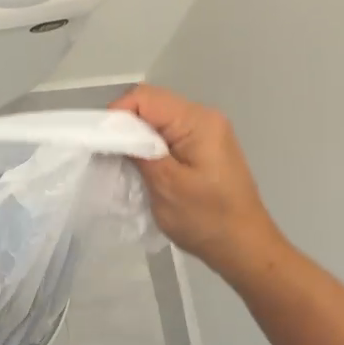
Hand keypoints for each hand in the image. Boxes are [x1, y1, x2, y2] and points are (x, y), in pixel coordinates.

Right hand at [113, 85, 285, 280]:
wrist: (242, 246)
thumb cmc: (206, 218)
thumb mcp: (166, 186)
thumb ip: (139, 153)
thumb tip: (112, 133)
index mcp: (197, 121)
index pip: (145, 98)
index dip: (116, 116)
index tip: (101, 145)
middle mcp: (203, 118)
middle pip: (151, 106)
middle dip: (124, 129)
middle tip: (108, 159)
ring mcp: (204, 133)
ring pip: (156, 122)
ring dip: (135, 141)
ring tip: (122, 168)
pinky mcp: (201, 149)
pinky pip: (167, 138)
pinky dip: (148, 150)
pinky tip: (142, 172)